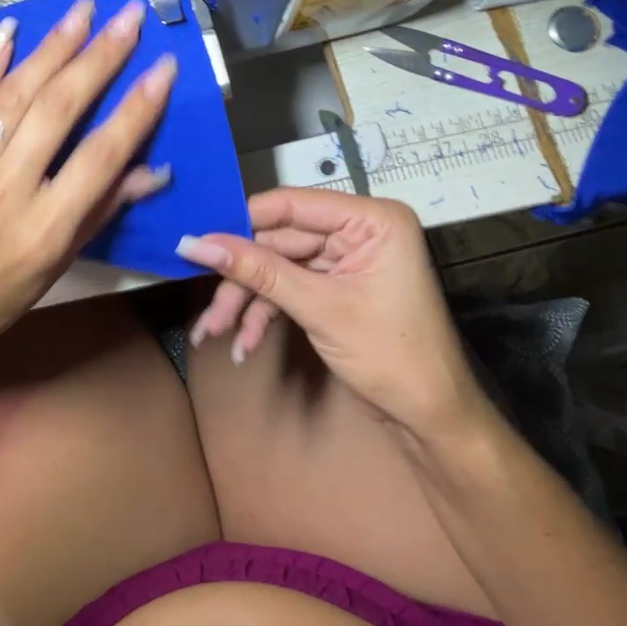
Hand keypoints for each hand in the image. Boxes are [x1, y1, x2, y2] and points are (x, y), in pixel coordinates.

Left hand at [0, 0, 177, 377]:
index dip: (137, 108)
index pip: (101, 155)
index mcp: (45, 229)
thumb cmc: (1, 295)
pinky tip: (12, 29)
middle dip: (98, 57)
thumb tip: (155, 168)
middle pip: (57, 110)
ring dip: (51, 47)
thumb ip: (103, 209)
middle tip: (127, 16)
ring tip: (82, 10)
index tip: (163, 66)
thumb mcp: (60, 264)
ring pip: (13, 95)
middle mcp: (5, 191)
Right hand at [175, 189, 487, 437]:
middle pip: (276, 241)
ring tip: (213, 333)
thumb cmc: (393, 356)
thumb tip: (194, 244)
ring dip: (244, 302)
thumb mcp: (319, 308)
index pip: (290, 205)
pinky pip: (286, 289)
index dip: (240, 223)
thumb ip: (256, 271)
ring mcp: (343, 260)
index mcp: (370, 220)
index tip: (194, 241)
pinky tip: (243, 343)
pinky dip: (263, 315)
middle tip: (204, 304)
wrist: (432, 420)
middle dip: (239, 279)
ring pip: (274, 269)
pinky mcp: (332, 287)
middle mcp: (356, 231)